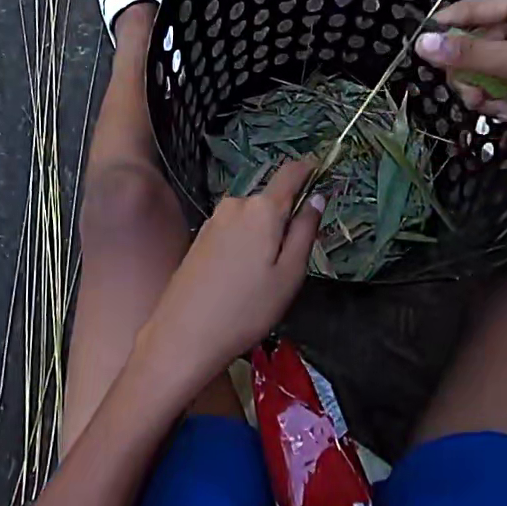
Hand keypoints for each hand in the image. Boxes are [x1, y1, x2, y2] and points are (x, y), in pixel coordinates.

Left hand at [135, 158, 325, 390]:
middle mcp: (234, 205)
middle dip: (285, 220)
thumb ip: (305, 231)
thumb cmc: (247, 309)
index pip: (290, 173)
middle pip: (270, 202)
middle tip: (289, 264)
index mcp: (262, 209)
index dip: (309, 170)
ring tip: (261, 280)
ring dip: (263, 237)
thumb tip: (316, 197)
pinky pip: (232, 232)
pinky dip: (243, 247)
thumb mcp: (289, 275)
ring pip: (251, 219)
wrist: (184, 335)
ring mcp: (212, 222)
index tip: (322, 174)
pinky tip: (239, 280)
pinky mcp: (198, 239)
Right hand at [413, 0, 506, 138]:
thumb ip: (469, 55)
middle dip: (473, 74)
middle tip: (475, 97)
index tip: (418, 49)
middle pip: (476, 42)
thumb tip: (420, 44)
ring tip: (500, 109)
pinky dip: (498, 100)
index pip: (477, 8)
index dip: (446, 28)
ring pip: (482, 67)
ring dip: (484, 92)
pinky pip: (496, 82)